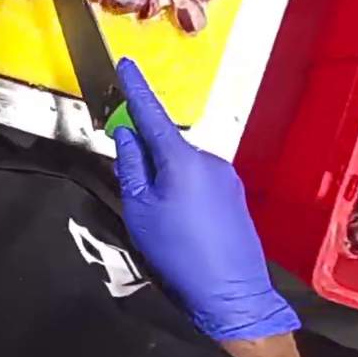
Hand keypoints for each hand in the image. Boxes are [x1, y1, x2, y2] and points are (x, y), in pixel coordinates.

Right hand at [112, 58, 298, 342]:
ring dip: (159, 174)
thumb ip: (130, 166)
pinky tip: (173, 218)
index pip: (152, 114)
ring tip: (152, 214)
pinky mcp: (231, 195)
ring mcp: (224, 177)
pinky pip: (195, 178)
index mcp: (182, 159)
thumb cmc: (176, 250)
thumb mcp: (139, 208)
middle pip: (164, 143)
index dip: (135, 89)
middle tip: (126, 182)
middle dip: (142, 151)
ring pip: (179, 164)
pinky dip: (177, 186)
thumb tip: (126, 135)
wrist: (230, 291)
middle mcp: (208, 160)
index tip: (126, 65)